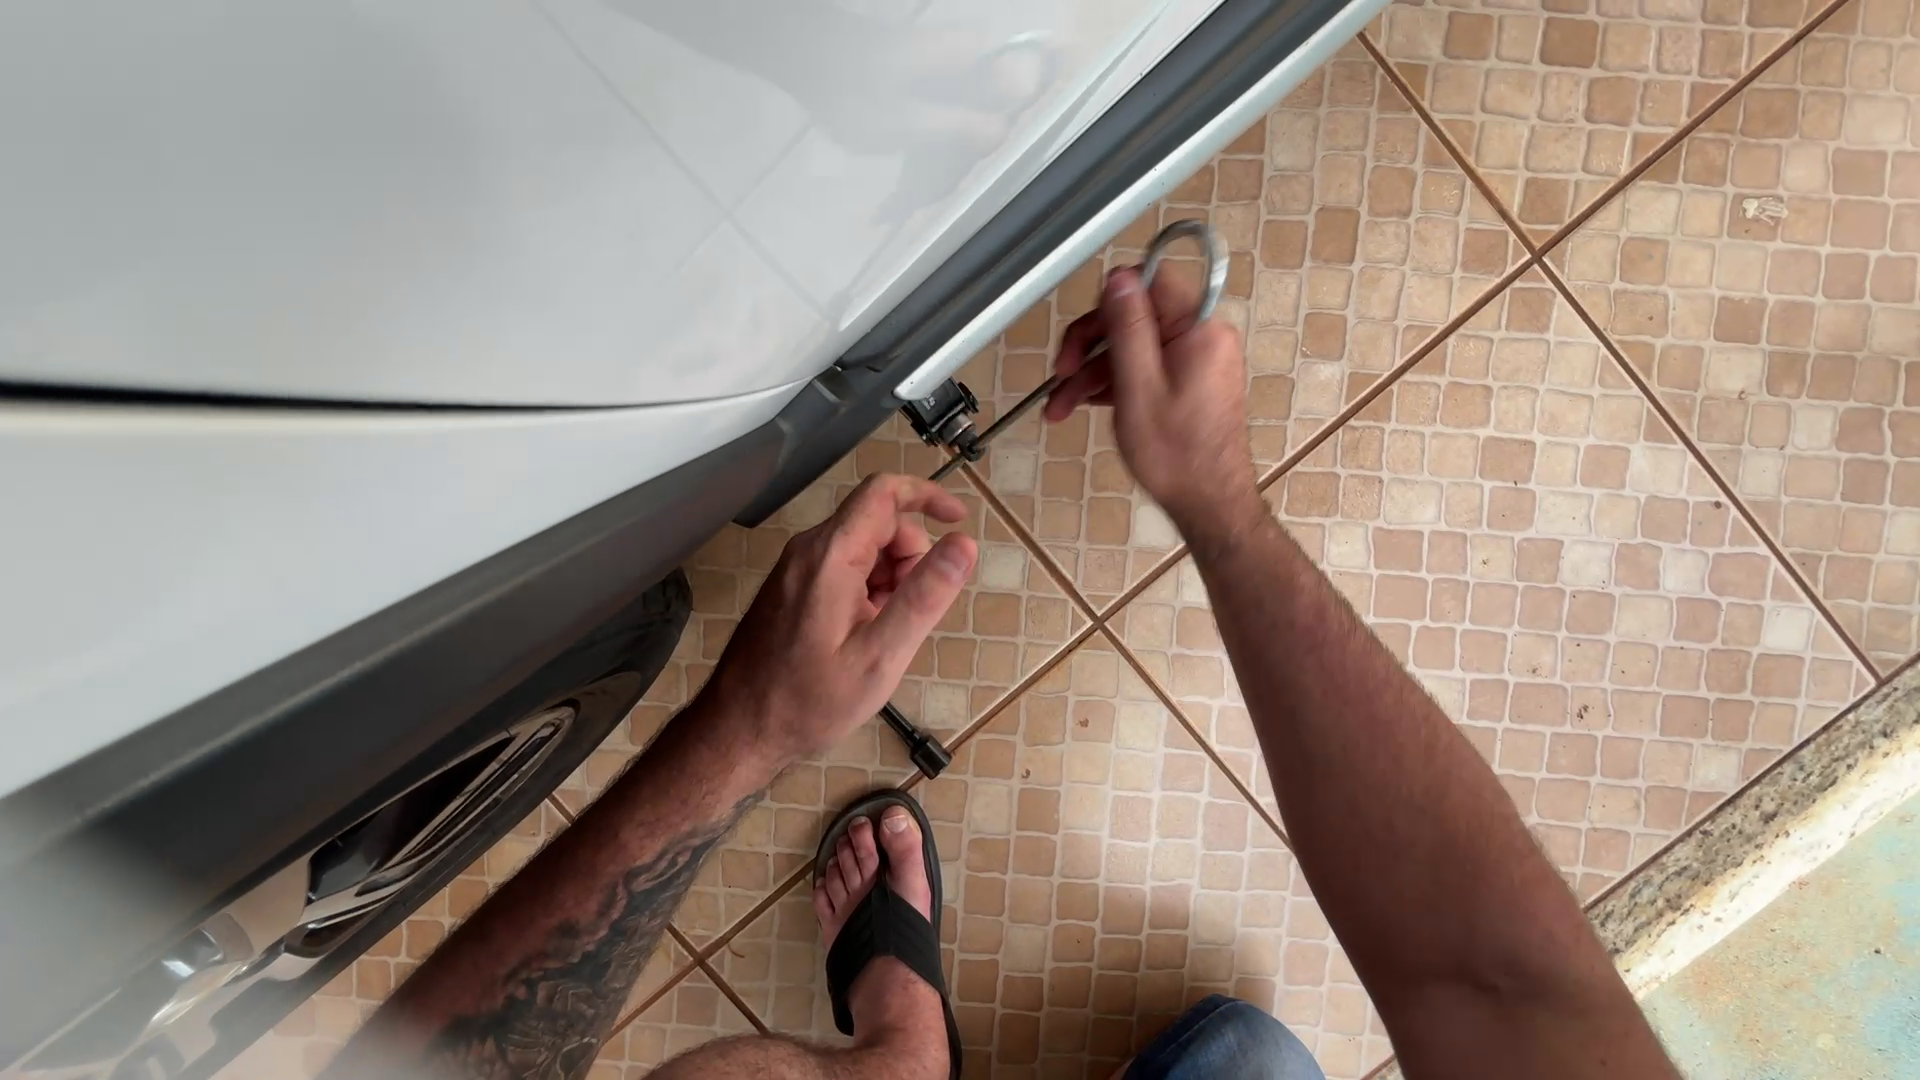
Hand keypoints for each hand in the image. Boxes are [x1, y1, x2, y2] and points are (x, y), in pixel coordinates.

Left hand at [697, 474, 977, 767]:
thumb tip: (964, 544)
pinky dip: (869, 590)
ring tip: (883, 633)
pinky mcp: (793, 586)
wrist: (740, 728)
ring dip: (890, 578)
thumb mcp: (881, 655)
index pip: (884, 492)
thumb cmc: (811, 700)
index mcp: (832, 555)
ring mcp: (797, 567)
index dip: (927, 496)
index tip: (960, 521)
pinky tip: (863, 634)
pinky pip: (844, 568)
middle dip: (911, 558)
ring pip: (864, 547)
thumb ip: (925, 596)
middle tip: (910, 614)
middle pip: (878, 523)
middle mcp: (810, 549)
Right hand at [1043, 267, 1259, 532]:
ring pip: (1131, 348)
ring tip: (1060, 407)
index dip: (1109, 302)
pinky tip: (1083, 406)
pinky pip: (1143, 368)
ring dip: (1091, 373)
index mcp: (1198, 328)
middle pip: (1133, 316)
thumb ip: (1128, 327)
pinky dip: (1112, 384)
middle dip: (1090, 345)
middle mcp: (1201, 336)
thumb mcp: (1138, 387)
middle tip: (1062, 373)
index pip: (1150, 281)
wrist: (1207, 502)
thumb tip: (1119, 278)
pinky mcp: (1186, 381)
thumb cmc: (1177, 456)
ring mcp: (1194, 360)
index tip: (1084, 335)